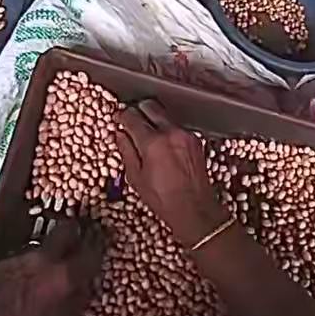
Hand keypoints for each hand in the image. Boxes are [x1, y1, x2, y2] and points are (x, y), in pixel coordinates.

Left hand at [0, 220, 103, 315]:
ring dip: (50, 253)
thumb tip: (83, 288)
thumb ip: (75, 304)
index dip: (99, 250)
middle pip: (66, 230)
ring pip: (42, 245)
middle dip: (76, 235)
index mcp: (62, 277)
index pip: (91, 252)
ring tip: (51, 273)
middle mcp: (41, 260)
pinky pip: (23, 257)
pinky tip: (26, 285)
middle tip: (79, 247)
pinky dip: (30, 265)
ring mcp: (17, 259)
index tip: (101, 252)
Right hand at [114, 100, 229, 246]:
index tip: (119, 119)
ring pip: (166, 115)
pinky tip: (163, 144)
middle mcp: (171, 133)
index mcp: (153, 142)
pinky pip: (177, 126)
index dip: (122, 116)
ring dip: (154, 119)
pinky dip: (168, 129)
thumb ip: (126, 150)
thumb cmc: (164, 199)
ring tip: (146, 135)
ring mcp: (186, 135)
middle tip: (131, 122)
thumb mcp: (136, 177)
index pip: (132, 116)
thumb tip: (120, 134)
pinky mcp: (195, 140)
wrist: (194, 208)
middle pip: (151, 106)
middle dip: (138, 111)